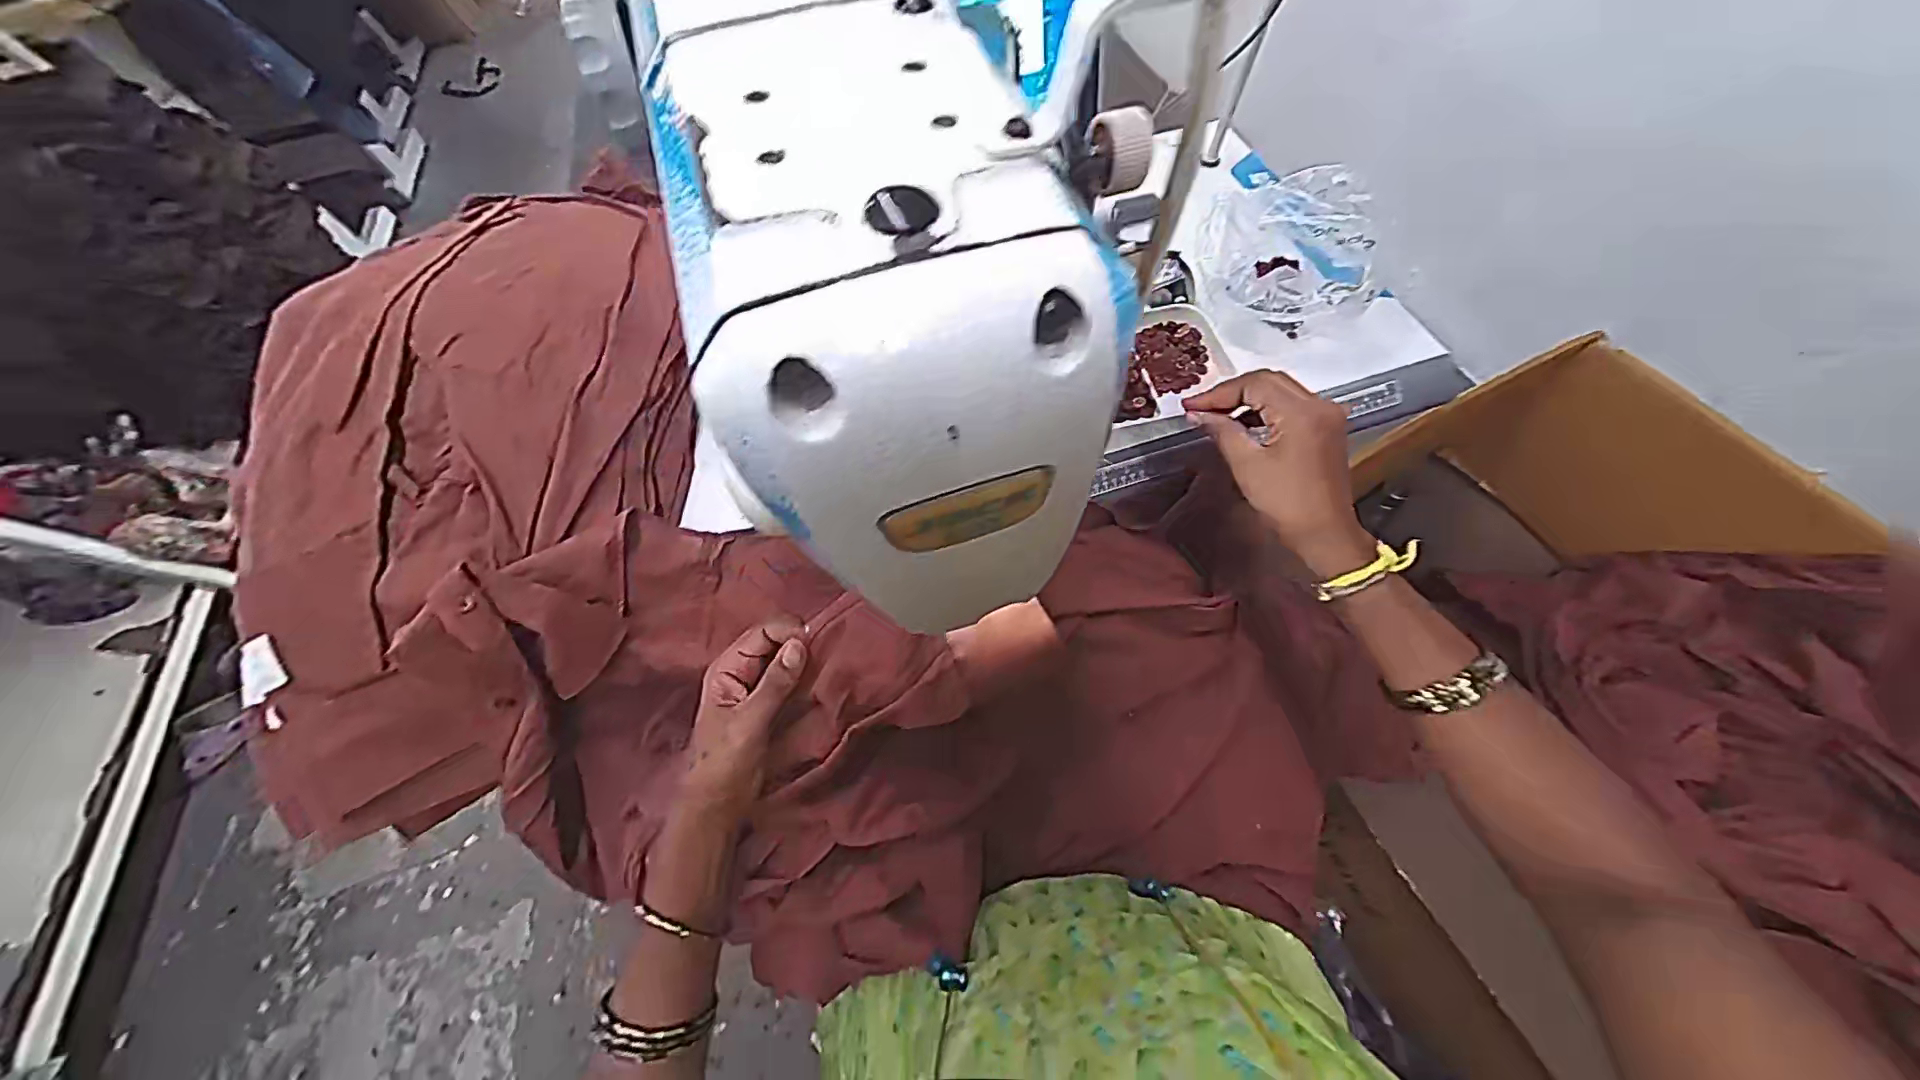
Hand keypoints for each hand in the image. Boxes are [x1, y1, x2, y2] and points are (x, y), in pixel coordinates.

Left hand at [680, 618, 807, 821]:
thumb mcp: (749, 722)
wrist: (717, 803)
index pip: (761, 633)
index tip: (814, 641)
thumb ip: (774, 684)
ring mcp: (756, 687)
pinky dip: (806, 676)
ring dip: (805, 659)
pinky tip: (821, 680)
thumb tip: (799, 645)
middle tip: (825, 654)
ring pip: (785, 659)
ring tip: (827, 664)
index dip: (787, 630)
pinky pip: (791, 679)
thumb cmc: (723, 763)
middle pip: (775, 641)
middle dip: (799, 642)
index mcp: (727, 669)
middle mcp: (741, 672)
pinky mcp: (771, 703)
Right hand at [1183, 371, 1375, 576]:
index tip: (1191, 405)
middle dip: (1232, 392)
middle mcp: (1320, 406)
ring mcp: (1326, 416)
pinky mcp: (1326, 428)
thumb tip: (1200, 414)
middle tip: (1201, 407)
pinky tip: (1242, 425)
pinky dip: (1264, 410)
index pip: (1254, 384)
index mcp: (1302, 412)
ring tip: (1216, 415)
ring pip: (1280, 391)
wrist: (1323, 532)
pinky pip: (1291, 406)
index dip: (1218, 393)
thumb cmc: (1287, 503)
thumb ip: (1222, 431)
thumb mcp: (1247, 464)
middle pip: (1269, 381)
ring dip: (1247, 400)